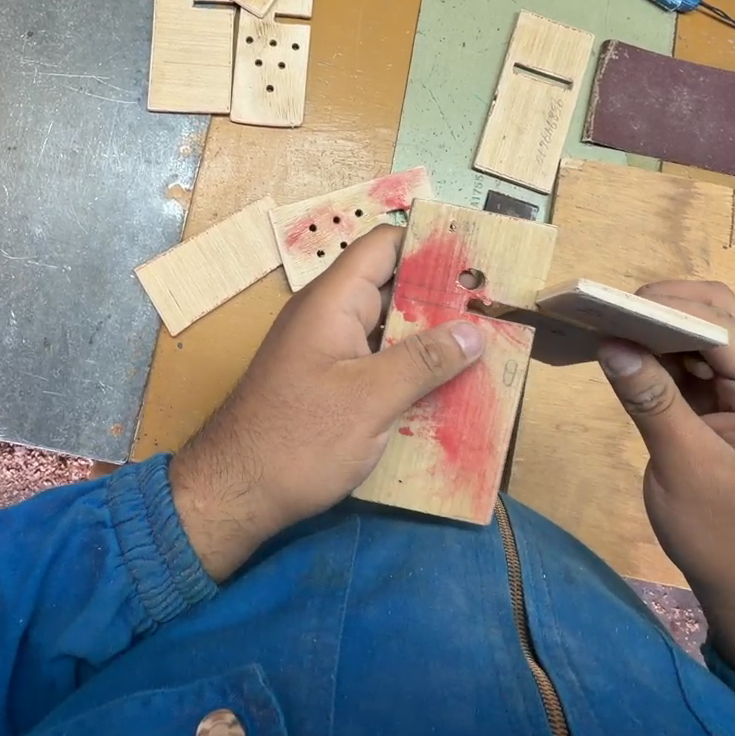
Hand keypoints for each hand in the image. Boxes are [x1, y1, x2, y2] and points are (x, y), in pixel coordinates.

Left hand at [169, 225, 483, 580]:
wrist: (236, 493)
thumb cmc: (299, 438)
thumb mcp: (370, 399)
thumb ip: (424, 361)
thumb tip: (475, 330)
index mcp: (333, 300)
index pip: (384, 246)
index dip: (429, 242)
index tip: (479, 253)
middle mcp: (331, 316)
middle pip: (392, 287)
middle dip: (442, 296)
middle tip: (498, 306)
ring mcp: (330, 350)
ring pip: (389, 328)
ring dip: (431, 337)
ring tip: (490, 344)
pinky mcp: (332, 383)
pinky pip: (378, 361)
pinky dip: (411, 367)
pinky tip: (451, 386)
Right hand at [595, 281, 734, 691]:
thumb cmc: (728, 539)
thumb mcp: (684, 469)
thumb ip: (651, 400)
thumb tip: (611, 343)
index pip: (727, 330)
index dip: (672, 308)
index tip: (617, 304)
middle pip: (724, 321)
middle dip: (669, 308)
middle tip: (613, 311)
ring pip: (707, 340)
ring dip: (661, 331)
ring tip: (612, 326)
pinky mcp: (727, 414)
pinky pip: (695, 370)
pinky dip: (661, 358)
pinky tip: (627, 357)